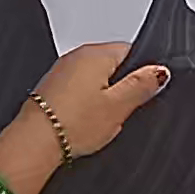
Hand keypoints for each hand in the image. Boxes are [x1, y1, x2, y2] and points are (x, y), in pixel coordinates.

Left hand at [32, 42, 168, 155]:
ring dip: (101, 97)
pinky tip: (83, 122)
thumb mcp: (118, 106)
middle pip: (113, 65)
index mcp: (96, 53)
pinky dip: (84, 104)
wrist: (34, 142)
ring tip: (98, 120)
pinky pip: (78, 91)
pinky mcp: (52, 88)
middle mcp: (76, 56)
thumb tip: (160, 71)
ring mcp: (61, 72)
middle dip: (121, 88)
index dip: (142, 73)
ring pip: (95, 80)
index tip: (142, 93)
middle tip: (119, 111)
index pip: (132, 50)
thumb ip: (142, 84)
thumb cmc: (71, 123)